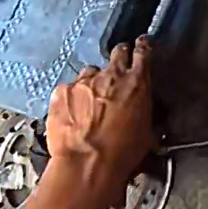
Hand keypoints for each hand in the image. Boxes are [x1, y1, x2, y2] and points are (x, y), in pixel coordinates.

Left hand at [45, 38, 153, 205]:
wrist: (88, 164)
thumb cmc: (122, 153)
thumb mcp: (147, 133)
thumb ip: (143, 112)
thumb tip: (141, 115)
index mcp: (137, 84)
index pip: (143, 52)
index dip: (143, 47)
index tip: (142, 44)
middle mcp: (111, 76)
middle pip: (117, 53)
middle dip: (120, 57)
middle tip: (118, 70)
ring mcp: (84, 82)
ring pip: (91, 73)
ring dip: (93, 83)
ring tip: (91, 103)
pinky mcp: (61, 92)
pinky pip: (68, 89)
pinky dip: (71, 98)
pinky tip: (73, 114)